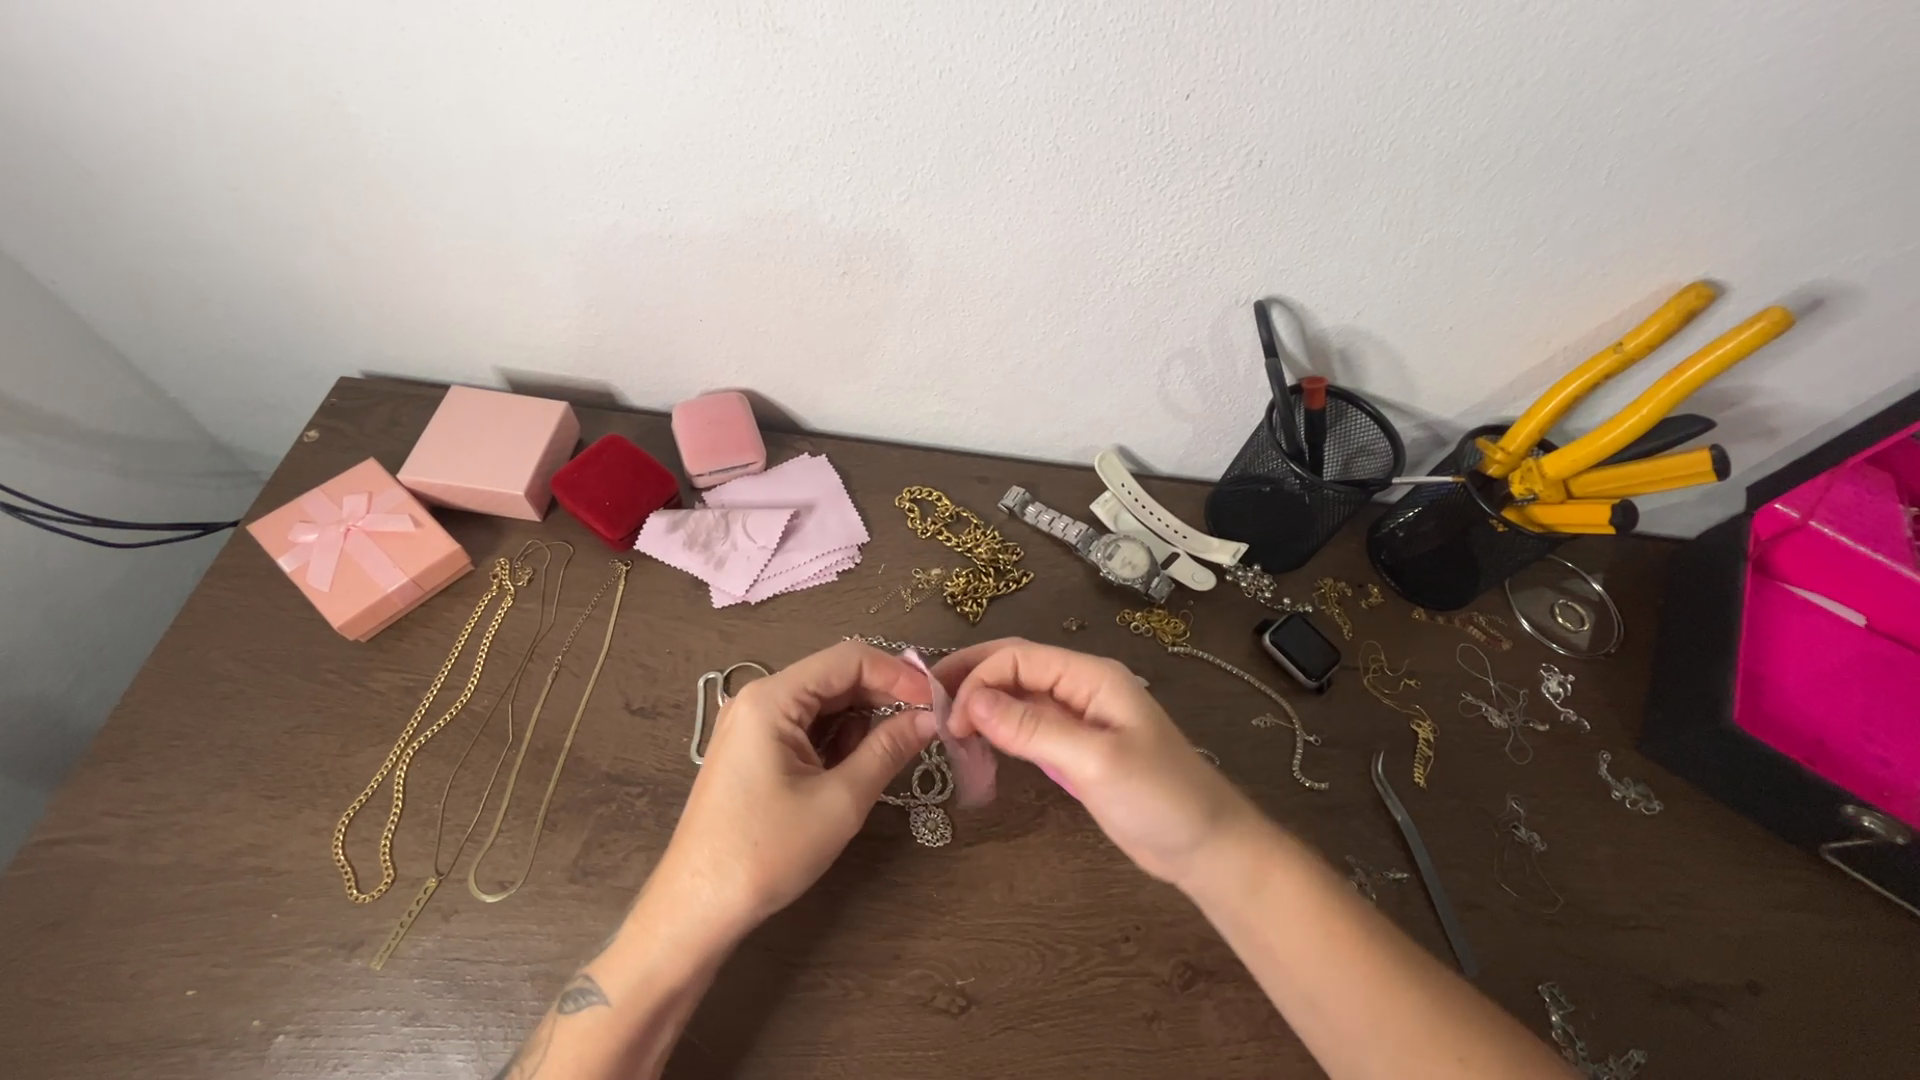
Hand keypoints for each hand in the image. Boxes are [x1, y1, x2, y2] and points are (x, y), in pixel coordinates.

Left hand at [652, 641, 936, 937]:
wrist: (696, 909)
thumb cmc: (766, 853)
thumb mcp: (840, 800)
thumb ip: (889, 748)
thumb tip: (931, 718)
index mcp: (772, 698)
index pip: (849, 659)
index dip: (899, 674)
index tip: (937, 700)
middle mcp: (758, 698)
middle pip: (836, 677)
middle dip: (884, 697)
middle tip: (928, 725)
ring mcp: (752, 723)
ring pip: (824, 703)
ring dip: (861, 722)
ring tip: (886, 758)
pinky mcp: (752, 749)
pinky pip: (806, 726)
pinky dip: (837, 740)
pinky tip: (852, 770)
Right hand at [937, 638, 1259, 887]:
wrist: (1206, 846)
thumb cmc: (1160, 797)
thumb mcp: (1095, 760)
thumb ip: (1033, 729)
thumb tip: (971, 700)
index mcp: (1091, 676)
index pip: (1018, 658)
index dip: (978, 680)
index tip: (950, 720)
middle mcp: (1081, 687)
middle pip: (1014, 669)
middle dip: (971, 679)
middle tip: (928, 705)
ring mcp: (1078, 718)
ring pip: (1017, 697)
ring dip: (981, 705)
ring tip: (946, 728)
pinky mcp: (1075, 748)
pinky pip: (1027, 726)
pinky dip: (998, 730)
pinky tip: (978, 744)